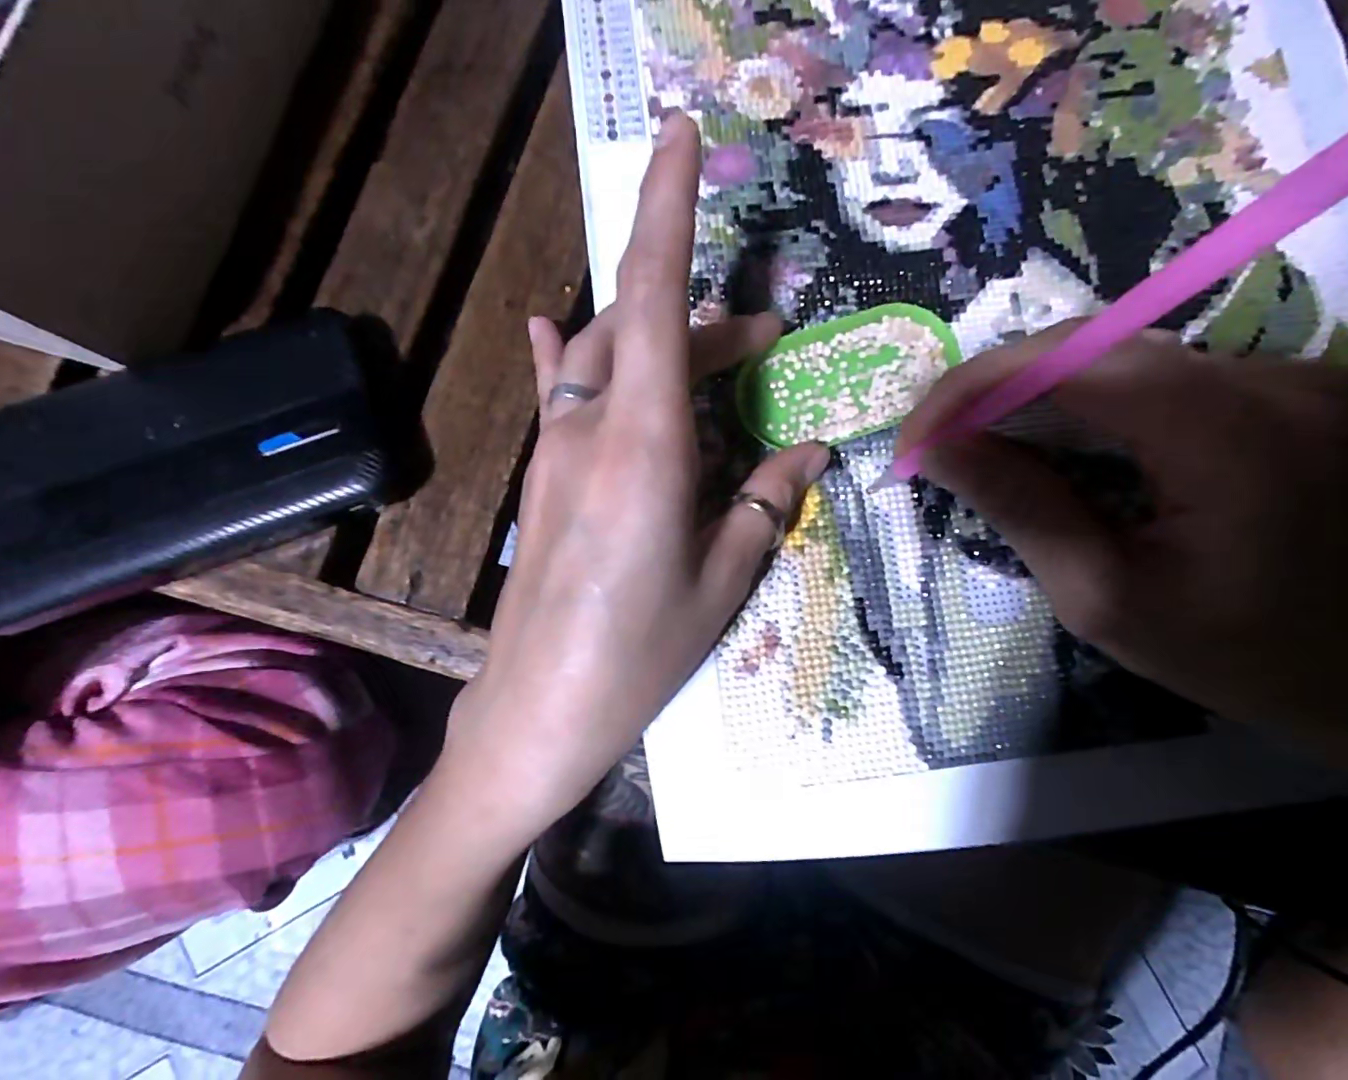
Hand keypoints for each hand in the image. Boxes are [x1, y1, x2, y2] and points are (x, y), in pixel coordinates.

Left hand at [444, 113, 828, 831]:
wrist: (538, 708)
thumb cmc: (639, 654)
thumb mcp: (720, 580)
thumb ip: (763, 503)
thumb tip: (808, 454)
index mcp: (644, 447)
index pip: (650, 299)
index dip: (665, 210)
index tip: (679, 137)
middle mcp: (590, 431)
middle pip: (644, 333)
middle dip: (711, 324)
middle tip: (768, 344)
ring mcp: (555, 451)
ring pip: (605, 361)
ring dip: (661, 346)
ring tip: (716, 366)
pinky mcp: (541, 477)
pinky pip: (560, 396)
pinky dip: (569, 358)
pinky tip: (553, 328)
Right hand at [901, 324, 1347, 740]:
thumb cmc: (1225, 652)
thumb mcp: (1101, 597)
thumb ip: (1021, 507)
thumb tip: (935, 448)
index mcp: (1235, 440)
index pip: (1081, 364)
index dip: (981, 384)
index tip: (917, 434)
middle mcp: (1270, 381)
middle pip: (1096, 345)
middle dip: (995, 383)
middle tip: (933, 436)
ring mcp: (1282, 374)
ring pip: (1118, 350)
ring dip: (1031, 386)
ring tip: (972, 434)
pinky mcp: (1274, 384)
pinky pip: (1152, 369)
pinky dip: (1079, 394)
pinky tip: (1043, 431)